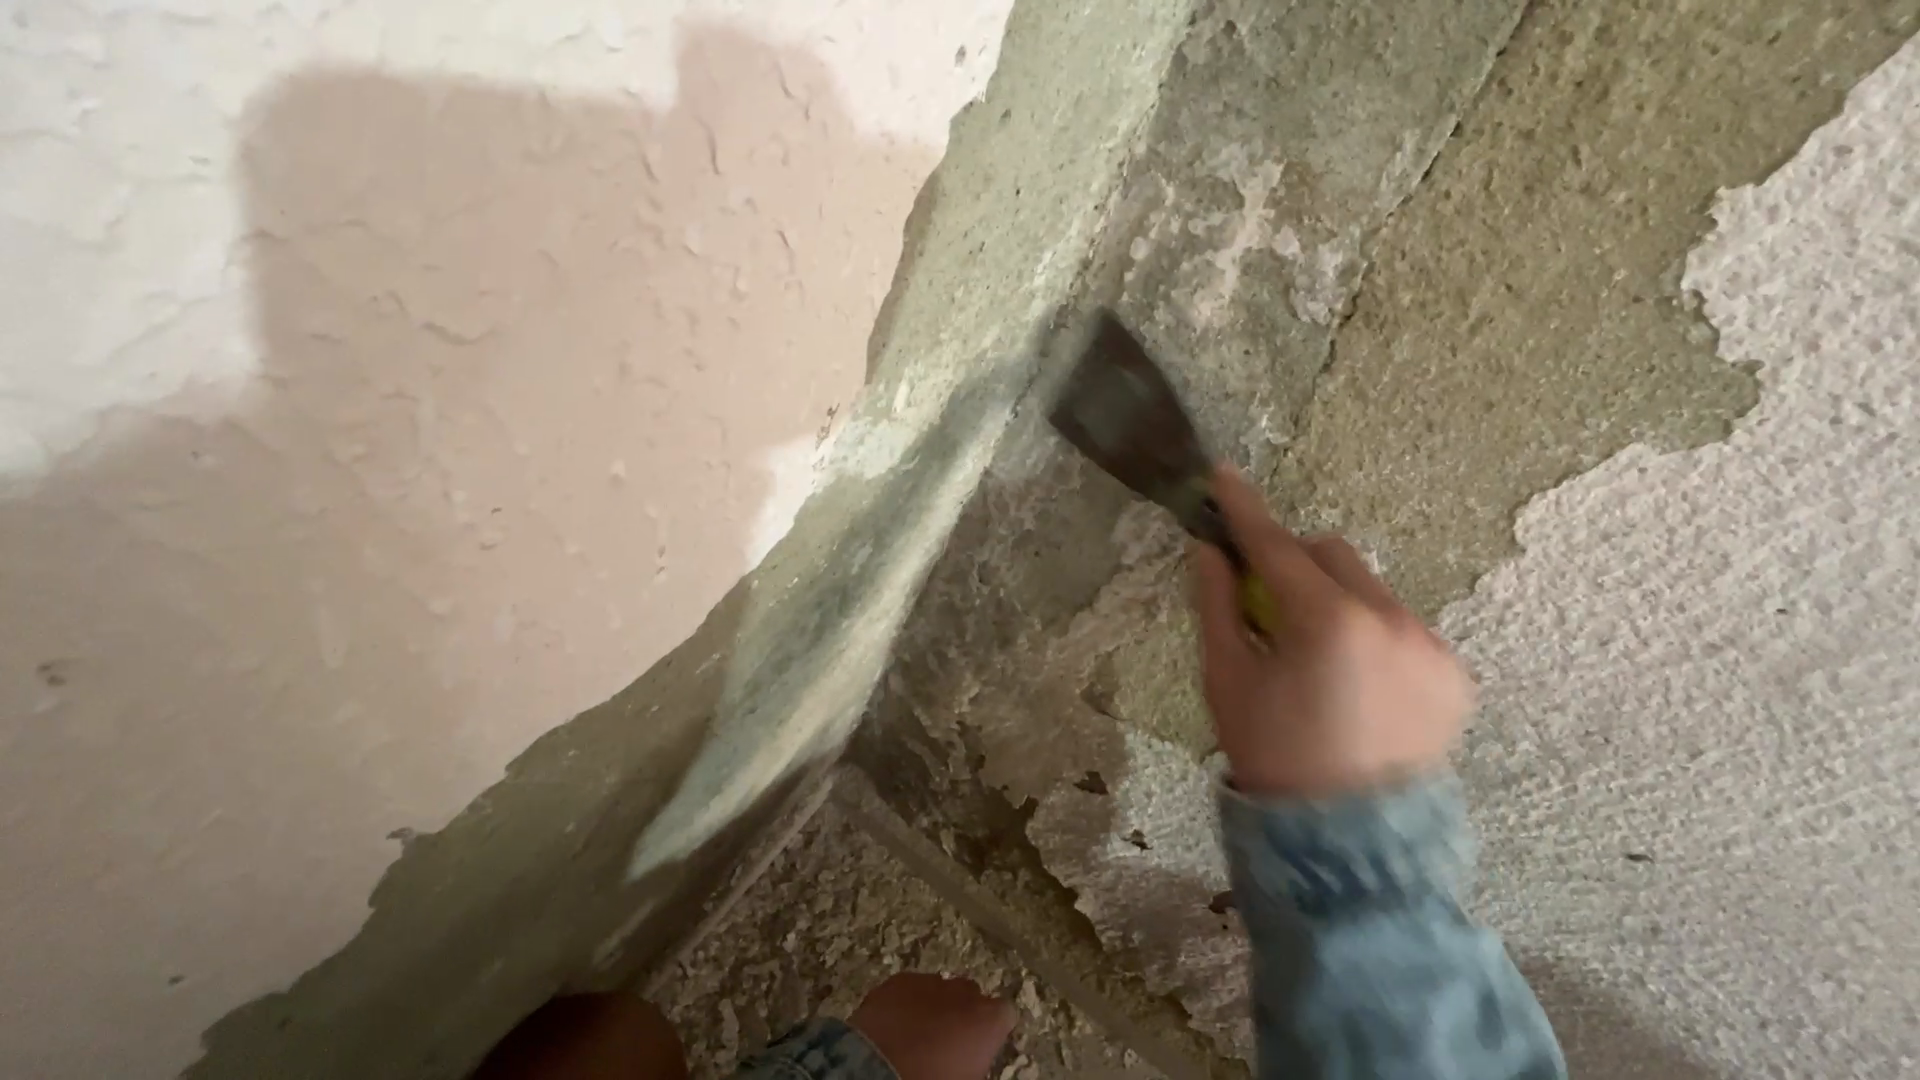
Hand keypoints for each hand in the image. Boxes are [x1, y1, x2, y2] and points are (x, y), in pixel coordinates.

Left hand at [846, 974, 1014, 1079]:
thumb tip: (968, 1061)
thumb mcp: (967, 1078)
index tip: (983, 1046)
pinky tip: (895, 1025)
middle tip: (948, 1044)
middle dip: (964, 1014)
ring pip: (940, 989)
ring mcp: (930, 981)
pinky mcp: (899, 979)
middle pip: (972, 996)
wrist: (875, 1072)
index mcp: (988, 1020)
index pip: (1006, 1014)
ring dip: (935, 1007)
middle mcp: (963, 992)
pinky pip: (911, 988)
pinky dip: (908, 1002)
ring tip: (918, 1035)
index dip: (994, 1029)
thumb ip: (976, 1064)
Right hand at [1190, 465, 1473, 798]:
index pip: (1275, 547)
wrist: (1346, 839)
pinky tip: (1354, 680)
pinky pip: (1401, 626)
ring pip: (1369, 589)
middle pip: (1331, 554)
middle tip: (1267, 603)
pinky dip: (1369, 633)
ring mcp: (1431, 647)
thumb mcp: (1226, 677)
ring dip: (1334, 599)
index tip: (1222, 476)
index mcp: (1327, 621)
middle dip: (1294, 564)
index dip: (1244, 510)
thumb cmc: (1270, 753)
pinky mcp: (1455, 674)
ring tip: (1315, 653)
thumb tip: (1209, 550)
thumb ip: (1217, 603)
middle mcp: (1391, 620)